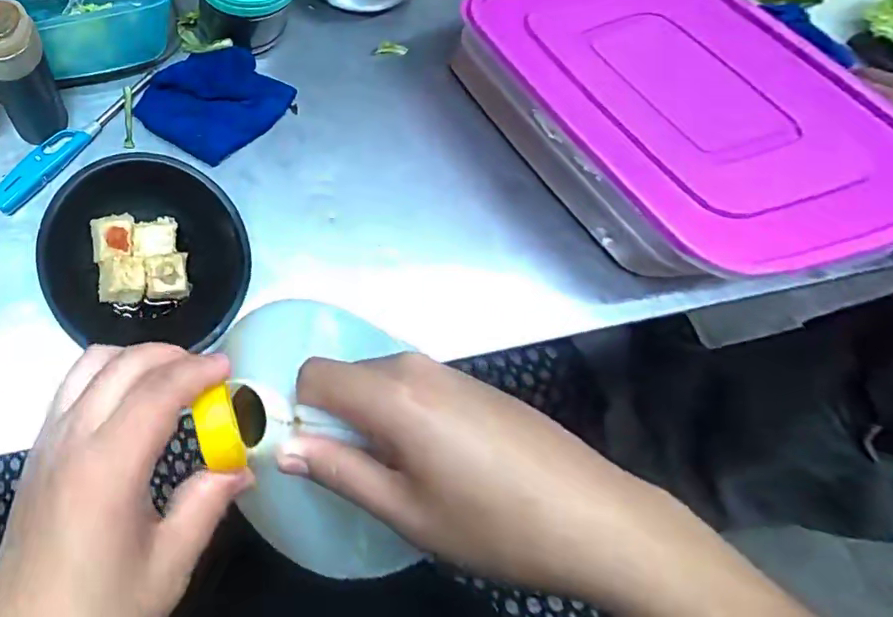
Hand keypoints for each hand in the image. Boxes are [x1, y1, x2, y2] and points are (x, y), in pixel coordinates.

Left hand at [0, 344, 253, 616]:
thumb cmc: (101, 604)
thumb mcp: (165, 567)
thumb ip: (203, 508)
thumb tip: (239, 468)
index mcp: (107, 464)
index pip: (155, 393)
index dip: (194, 372)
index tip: (226, 364)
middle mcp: (73, 433)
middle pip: (121, 365)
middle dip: (167, 355)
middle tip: (205, 367)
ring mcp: (49, 432)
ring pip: (88, 363)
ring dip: (131, 355)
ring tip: (168, 372)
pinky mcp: (38, 441)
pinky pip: (70, 382)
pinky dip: (103, 369)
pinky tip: (125, 391)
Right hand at [277, 354, 807, 616]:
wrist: (610, 524)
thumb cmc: (498, 525)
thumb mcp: (408, 512)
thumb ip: (337, 472)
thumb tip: (282, 449)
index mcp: (388, 393)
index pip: (311, 376)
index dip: (304, 413)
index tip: (328, 456)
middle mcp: (409, 366)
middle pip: (342, 375)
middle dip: (339, 417)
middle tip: (375, 473)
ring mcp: (444, 369)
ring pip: (375, 379)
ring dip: (372, 415)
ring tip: (415, 470)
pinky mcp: (471, 380)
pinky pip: (410, 384)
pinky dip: (404, 411)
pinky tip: (450, 458)